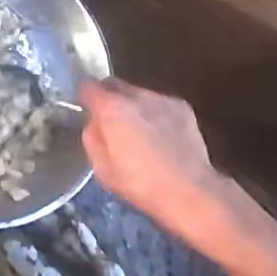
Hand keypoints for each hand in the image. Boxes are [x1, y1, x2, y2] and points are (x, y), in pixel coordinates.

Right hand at [79, 79, 233, 242]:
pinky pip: (160, 103)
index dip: (85, 97)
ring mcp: (161, 98)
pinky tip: (164, 137)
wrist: (190, 191)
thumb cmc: (141, 184)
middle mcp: (135, 95)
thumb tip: (94, 123)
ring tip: (142, 134)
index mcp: (111, 108)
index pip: (88, 86)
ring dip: (134, 107)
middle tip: (113, 124)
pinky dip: (156, 114)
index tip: (88, 110)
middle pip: (114, 84)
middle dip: (109, 98)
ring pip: (138, 93)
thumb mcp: (102, 169)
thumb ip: (92, 138)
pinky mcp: (181, 106)